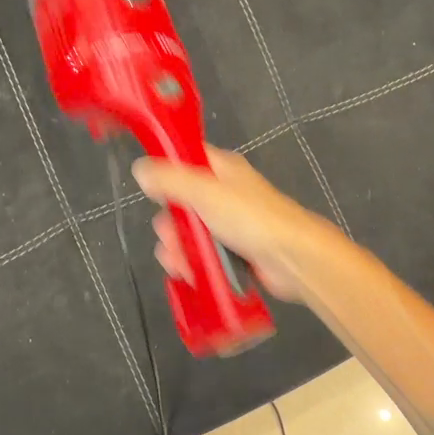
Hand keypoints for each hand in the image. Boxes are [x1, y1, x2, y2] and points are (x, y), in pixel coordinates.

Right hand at [131, 145, 344, 300]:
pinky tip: (186, 273)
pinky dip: (194, 264)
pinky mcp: (235, 254)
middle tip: (167, 235)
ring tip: (176, 262)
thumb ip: (170, 180)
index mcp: (222, 170)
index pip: (188, 161)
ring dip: (179, 248)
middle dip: (171, 223)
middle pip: (184, 204)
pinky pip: (205, 256)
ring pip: (192, 234)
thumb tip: (141, 169)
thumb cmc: (250, 217)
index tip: (152, 190)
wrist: (292, 257)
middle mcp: (226, 194)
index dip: (167, 173)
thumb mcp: (205, 191)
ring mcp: (231, 225)